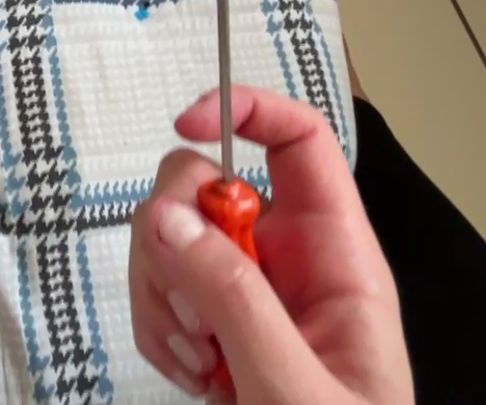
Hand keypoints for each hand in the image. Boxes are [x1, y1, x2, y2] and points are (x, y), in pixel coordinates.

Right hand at [129, 85, 410, 403]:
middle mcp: (281, 254)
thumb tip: (163, 214)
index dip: (245, 109)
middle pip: (203, 180)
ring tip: (200, 363)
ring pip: (165, 230)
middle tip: (193, 310)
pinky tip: (190, 372)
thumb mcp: (298, 392)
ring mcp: (238, 283)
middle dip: (176, 232)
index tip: (187, 126)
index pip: (297, 139)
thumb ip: (235, 301)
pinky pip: (152, 279)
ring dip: (160, 291)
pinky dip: (153, 321)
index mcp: (333, 254)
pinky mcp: (204, 314)